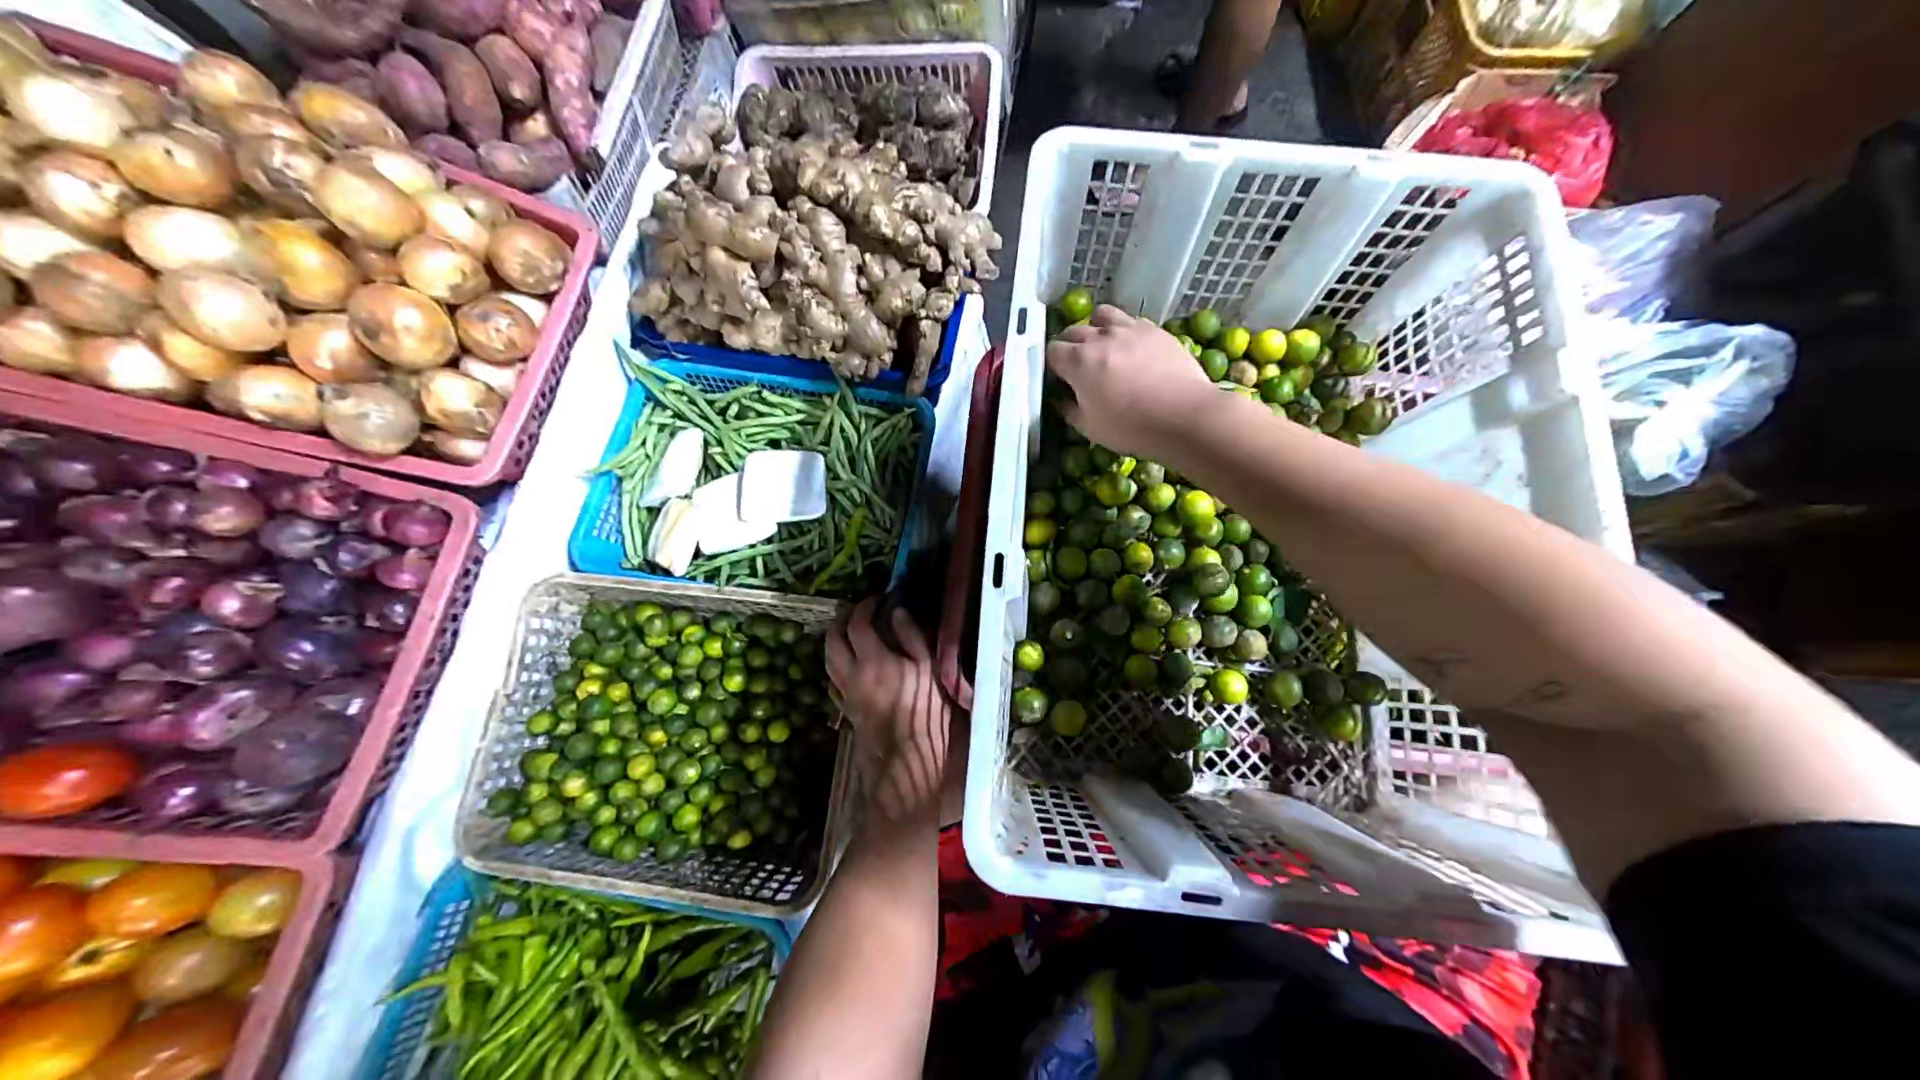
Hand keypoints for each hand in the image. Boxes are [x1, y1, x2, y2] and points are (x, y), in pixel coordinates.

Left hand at [826, 599, 950, 821]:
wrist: (910, 769)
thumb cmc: (928, 719)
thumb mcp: (931, 673)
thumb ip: (913, 639)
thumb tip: (898, 612)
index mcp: (873, 660)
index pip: (857, 622)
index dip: (866, 605)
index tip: (879, 598)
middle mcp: (852, 675)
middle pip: (833, 639)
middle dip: (842, 620)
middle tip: (858, 611)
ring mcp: (847, 696)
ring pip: (829, 661)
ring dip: (836, 642)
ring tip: (851, 635)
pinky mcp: (848, 714)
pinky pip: (834, 683)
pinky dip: (838, 668)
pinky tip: (850, 669)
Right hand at [1046, 305, 1225, 461]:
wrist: (1185, 416)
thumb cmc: (1132, 427)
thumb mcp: (1090, 428)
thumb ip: (1070, 410)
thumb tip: (1062, 401)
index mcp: (1078, 361)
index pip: (1052, 351)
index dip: (1052, 366)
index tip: (1060, 380)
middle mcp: (1100, 337)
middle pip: (1073, 331)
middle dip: (1069, 346)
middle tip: (1077, 367)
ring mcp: (1130, 329)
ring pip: (1102, 315)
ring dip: (1095, 328)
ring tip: (1102, 347)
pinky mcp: (1155, 330)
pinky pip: (1130, 321)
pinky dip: (1124, 331)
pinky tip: (1131, 349)